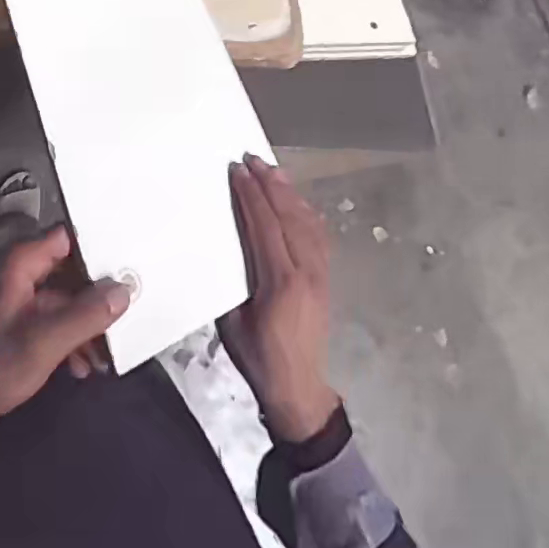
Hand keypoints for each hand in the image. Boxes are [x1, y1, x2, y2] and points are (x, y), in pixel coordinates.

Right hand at [220, 154, 339, 442]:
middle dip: (270, 184)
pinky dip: (304, 212)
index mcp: (280, 281)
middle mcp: (306, 272)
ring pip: (307, 223)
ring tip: (272, 170)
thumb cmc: (257, 357)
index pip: (264, 225)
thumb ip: (232, 278)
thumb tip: (223, 245)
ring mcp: (321, 275)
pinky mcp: (325, 279)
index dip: (250, 195)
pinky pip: (317, 236)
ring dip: (288, 193)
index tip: (237, 170)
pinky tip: (295, 201)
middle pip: (289, 216)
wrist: (299, 389)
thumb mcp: (231, 319)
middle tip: (253, 159)